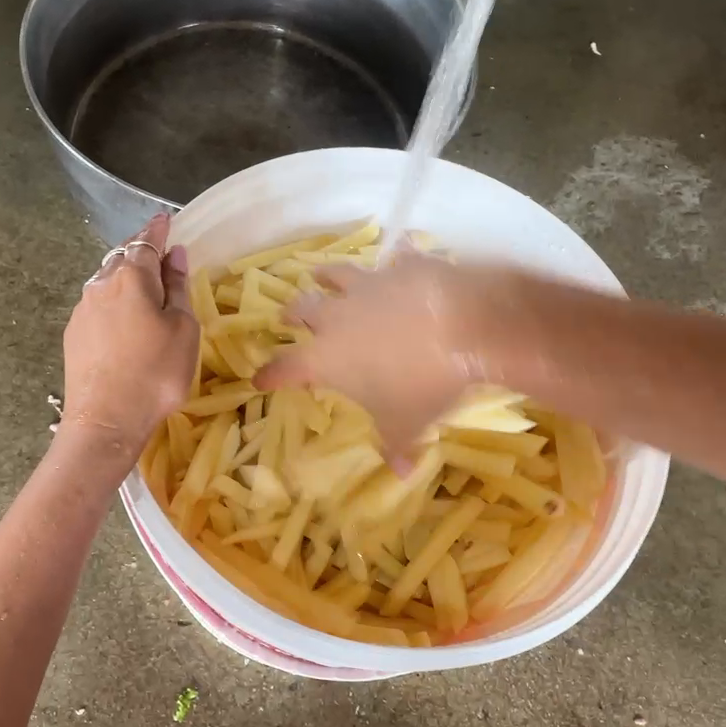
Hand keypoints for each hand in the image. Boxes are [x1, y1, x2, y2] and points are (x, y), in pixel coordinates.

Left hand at [60, 214, 199, 465]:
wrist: (105, 421)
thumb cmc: (156, 373)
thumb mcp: (183, 329)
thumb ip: (178, 288)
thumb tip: (174, 256)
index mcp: (131, 277)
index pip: (145, 242)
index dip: (158, 229)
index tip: (166, 218)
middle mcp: (100, 285)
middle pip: (121, 257)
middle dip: (139, 249)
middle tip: (156, 247)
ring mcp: (82, 310)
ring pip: (106, 280)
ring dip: (124, 275)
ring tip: (141, 281)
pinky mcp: (73, 334)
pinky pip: (97, 305)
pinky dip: (112, 300)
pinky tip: (122, 315)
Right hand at [255, 254, 527, 460]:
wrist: (465, 327)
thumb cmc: (424, 384)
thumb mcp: (408, 424)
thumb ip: (398, 446)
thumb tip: (402, 473)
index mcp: (325, 357)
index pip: (284, 368)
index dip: (269, 375)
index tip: (259, 380)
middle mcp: (336, 317)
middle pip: (300, 310)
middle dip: (291, 315)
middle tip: (286, 317)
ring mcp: (367, 286)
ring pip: (334, 274)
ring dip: (325, 276)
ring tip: (320, 275)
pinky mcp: (400, 267)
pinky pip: (393, 258)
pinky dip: (393, 261)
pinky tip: (400, 253)